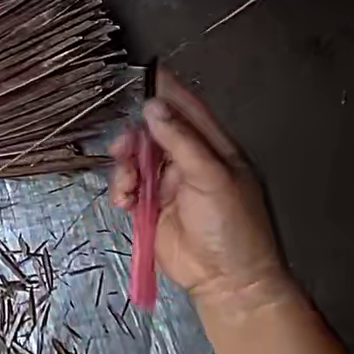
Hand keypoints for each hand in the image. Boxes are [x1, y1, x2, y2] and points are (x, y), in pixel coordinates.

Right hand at [111, 68, 293, 314]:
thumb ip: (180, 140)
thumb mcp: (211, 177)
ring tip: (128, 185)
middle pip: (153, 134)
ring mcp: (168, 185)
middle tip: (125, 146)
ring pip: (135, 160)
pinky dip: (122, 191)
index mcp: (212, 148)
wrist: (226, 282)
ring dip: (126, 167)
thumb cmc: (231, 225)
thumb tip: (153, 106)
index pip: (188, 110)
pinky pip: (128, 189)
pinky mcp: (150, 208)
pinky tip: (126, 202)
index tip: (147, 71)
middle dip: (136, 137)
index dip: (168, 91)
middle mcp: (188, 161)